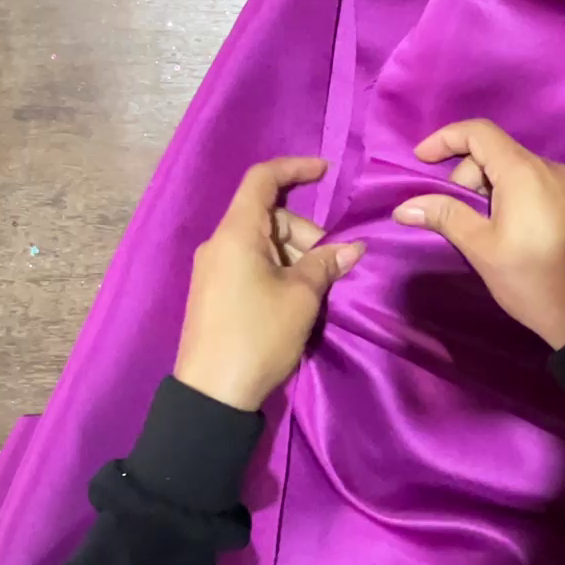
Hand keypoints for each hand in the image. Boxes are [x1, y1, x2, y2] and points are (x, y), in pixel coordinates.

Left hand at [175, 157, 365, 410]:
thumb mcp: (301, 297)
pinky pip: (251, 262)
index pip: (262, 179)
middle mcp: (220, 242)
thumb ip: (326, 264)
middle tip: (331, 265)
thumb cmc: (258, 335)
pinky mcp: (214, 291)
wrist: (212, 396)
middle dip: (305, 232)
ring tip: (317, 289)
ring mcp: (214, 268)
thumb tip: (353, 247)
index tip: (326, 172)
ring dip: (295, 254)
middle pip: (269, 216)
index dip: (295, 168)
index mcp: (236, 233)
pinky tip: (297, 296)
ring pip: (263, 242)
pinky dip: (278, 268)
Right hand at [393, 119, 564, 349]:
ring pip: (518, 169)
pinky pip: (538, 185)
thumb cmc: (533, 281)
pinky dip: (515, 196)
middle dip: (466, 174)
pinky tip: (512, 231)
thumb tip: (404, 207)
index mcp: (526, 173)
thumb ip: (445, 217)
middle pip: (498, 152)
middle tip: (456, 215)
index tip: (421, 160)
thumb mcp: (482, 250)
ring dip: (490, 188)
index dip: (445, 139)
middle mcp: (552, 169)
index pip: (479, 132)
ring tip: (483, 228)